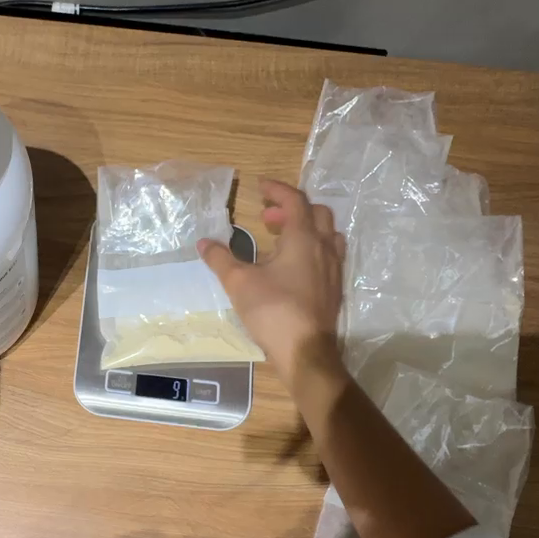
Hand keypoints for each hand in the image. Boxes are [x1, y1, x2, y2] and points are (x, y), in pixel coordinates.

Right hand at [199, 177, 345, 390]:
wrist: (305, 350)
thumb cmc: (272, 309)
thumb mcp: (238, 282)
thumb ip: (221, 259)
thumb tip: (204, 242)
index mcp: (303, 238)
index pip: (295, 201)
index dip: (277, 190)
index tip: (260, 187)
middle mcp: (324, 248)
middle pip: (317, 213)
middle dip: (291, 209)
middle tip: (267, 217)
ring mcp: (333, 269)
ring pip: (327, 234)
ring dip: (306, 228)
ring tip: (282, 240)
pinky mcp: (334, 289)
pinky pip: (328, 256)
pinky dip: (312, 249)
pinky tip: (293, 267)